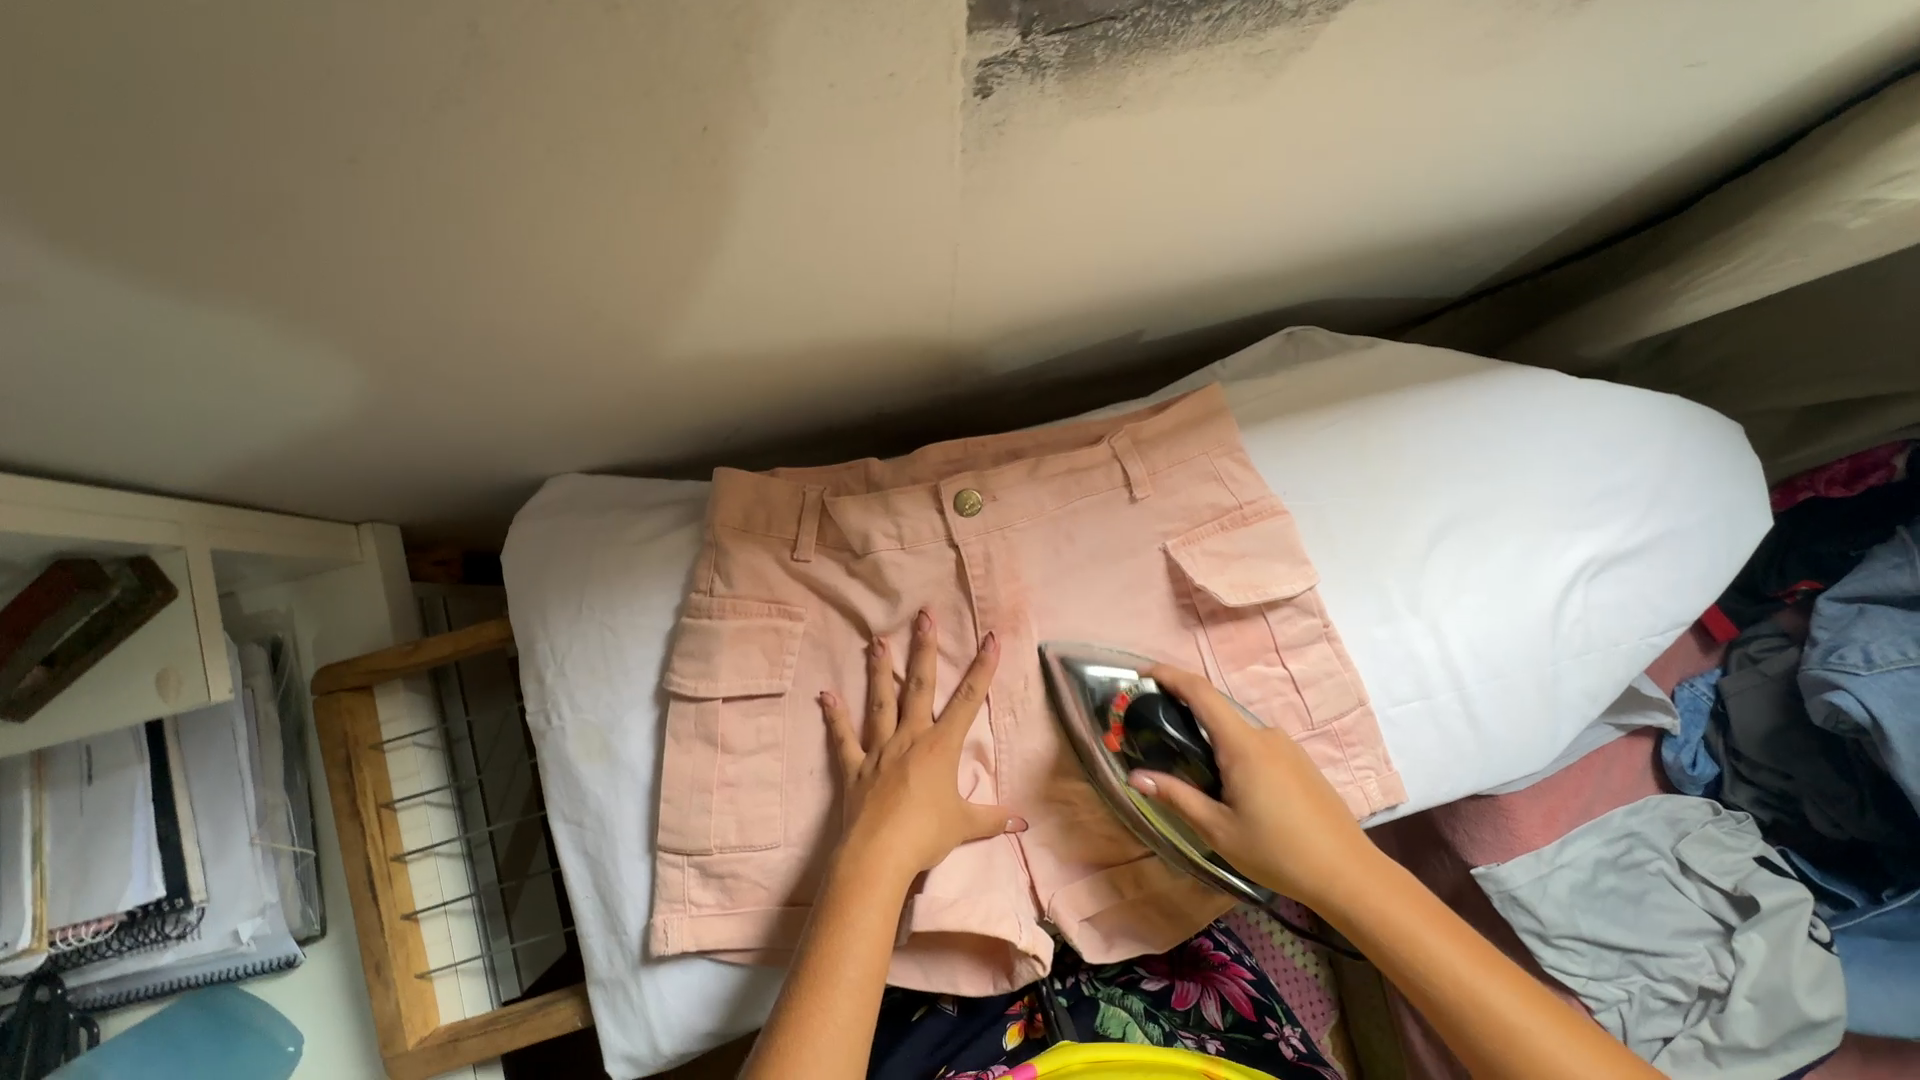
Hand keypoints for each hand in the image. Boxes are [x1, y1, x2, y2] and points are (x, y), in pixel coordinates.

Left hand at [818, 610, 1025, 882]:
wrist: (878, 855)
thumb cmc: (926, 836)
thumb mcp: (965, 826)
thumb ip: (992, 818)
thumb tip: (1023, 824)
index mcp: (940, 747)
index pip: (967, 701)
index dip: (982, 669)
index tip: (991, 638)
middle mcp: (909, 738)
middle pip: (919, 687)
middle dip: (924, 651)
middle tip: (923, 617)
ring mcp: (879, 749)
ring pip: (880, 702)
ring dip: (880, 670)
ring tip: (877, 641)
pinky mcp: (854, 766)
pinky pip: (843, 737)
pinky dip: (834, 716)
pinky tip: (825, 694)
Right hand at [1125, 664, 1376, 908]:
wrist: (1348, 874)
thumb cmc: (1278, 853)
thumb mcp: (1217, 830)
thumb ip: (1176, 797)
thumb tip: (1134, 778)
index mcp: (1243, 745)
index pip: (1200, 692)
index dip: (1169, 675)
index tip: (1142, 673)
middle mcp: (1265, 736)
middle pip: (1217, 713)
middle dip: (1184, 718)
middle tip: (1156, 739)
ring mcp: (1287, 748)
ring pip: (1237, 734)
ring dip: (1210, 743)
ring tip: (1191, 775)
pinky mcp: (1299, 763)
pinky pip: (1256, 747)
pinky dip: (1233, 755)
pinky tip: (1230, 790)